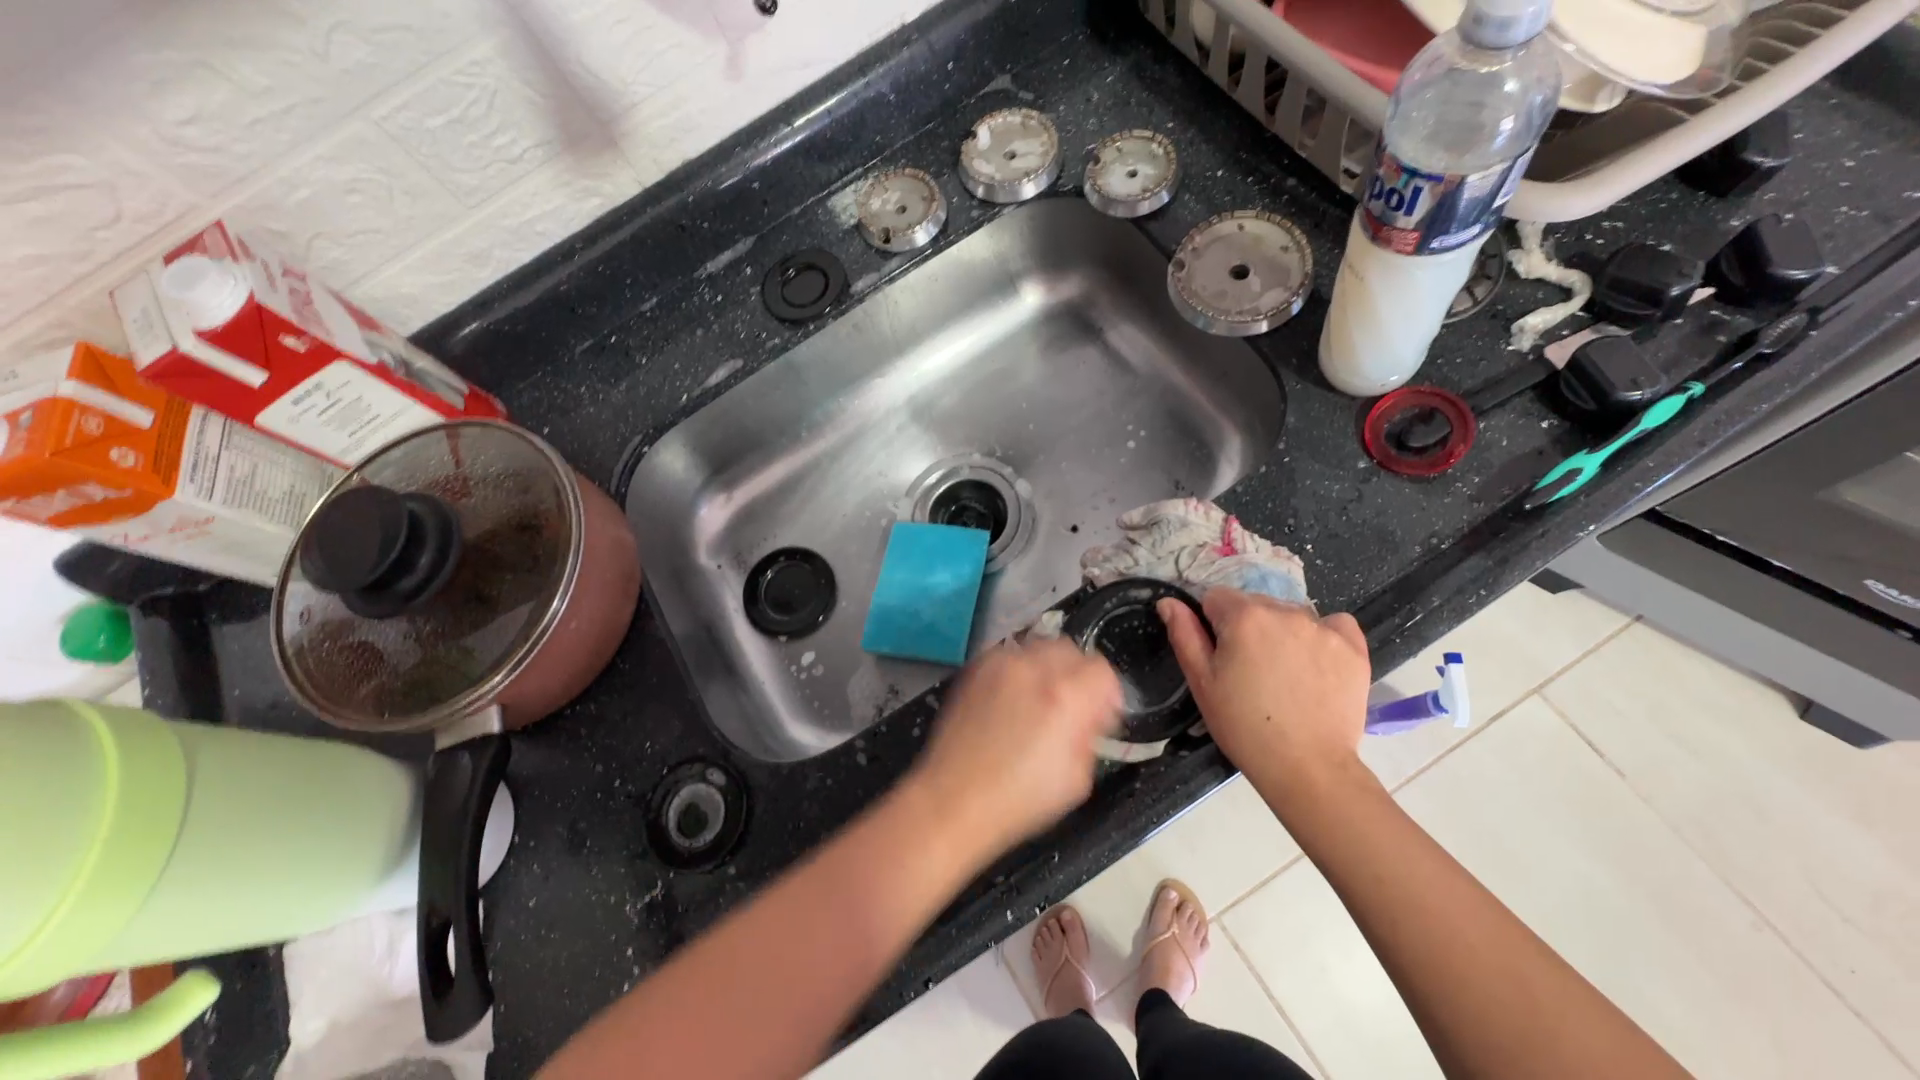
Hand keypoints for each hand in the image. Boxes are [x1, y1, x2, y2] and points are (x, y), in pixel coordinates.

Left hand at [909, 640, 1122, 855]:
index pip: (1102, 670)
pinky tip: (1011, 702)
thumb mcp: (1078, 778)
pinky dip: (1018, 672)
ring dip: (1048, 670)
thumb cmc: (1018, 800)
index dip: (1106, 696)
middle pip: (1072, 651)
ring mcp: (1000, 665)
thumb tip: (1091, 716)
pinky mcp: (975, 669)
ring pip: (1039, 648)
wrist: (953, 800)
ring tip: (1039, 703)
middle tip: (1071, 708)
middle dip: (1078, 676)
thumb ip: (1091, 735)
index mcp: (1066, 697)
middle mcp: (1033, 669)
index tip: (1100, 716)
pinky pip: (1009, 656)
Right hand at [1157, 589, 1371, 788]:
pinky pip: (1334, 624)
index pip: (1216, 598)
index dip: (1212, 626)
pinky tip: (1316, 664)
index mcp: (1244, 617)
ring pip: (1291, 614)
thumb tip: (1169, 602)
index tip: (1220, 657)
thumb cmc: (1243, 727)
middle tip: (1250, 672)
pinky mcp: (1353, 647)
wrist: (1306, 766)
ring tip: (1284, 675)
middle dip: (1247, 628)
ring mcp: (1323, 628)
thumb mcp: (1201, 683)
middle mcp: (1285, 611)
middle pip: (1255, 604)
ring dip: (1282, 632)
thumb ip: (1184, 635)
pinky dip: (1323, 636)